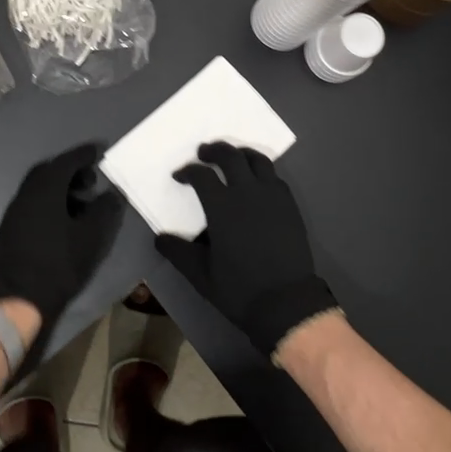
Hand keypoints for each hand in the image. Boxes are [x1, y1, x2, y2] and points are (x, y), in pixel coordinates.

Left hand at [0, 143, 121, 364]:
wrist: (18, 298)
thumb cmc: (59, 263)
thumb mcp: (91, 236)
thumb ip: (104, 209)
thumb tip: (112, 193)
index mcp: (46, 189)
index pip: (67, 161)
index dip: (84, 154)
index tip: (99, 150)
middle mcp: (26, 194)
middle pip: (49, 171)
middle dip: (71, 170)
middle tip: (91, 179)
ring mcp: (15, 211)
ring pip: (39, 188)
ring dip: (60, 188)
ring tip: (81, 203)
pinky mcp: (10, 228)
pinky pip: (32, 203)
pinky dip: (49, 201)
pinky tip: (62, 220)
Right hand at [156, 142, 338, 356]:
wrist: (286, 301)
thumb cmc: (240, 289)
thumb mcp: (201, 275)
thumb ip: (179, 252)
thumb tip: (160, 238)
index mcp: (222, 207)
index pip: (202, 175)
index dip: (188, 171)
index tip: (180, 176)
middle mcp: (248, 193)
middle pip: (231, 156)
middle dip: (214, 150)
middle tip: (204, 153)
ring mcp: (273, 196)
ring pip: (258, 160)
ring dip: (241, 153)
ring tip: (233, 158)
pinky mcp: (290, 205)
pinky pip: (275, 177)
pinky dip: (262, 172)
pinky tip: (256, 182)